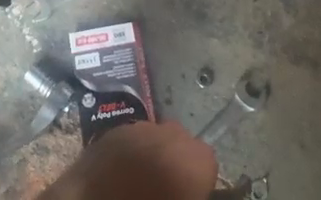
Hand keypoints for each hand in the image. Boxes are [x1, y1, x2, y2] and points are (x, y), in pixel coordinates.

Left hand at [36, 121, 214, 199]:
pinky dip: (131, 152)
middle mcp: (171, 134)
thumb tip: (186, 188)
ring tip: (140, 182)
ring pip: (156, 138)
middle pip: (182, 144)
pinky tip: (120, 174)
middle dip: (176, 162)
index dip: (198, 182)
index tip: (187, 194)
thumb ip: (190, 192)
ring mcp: (140, 128)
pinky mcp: (113, 130)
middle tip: (164, 189)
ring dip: (153, 154)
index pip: (208, 164)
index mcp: (195, 159)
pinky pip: (131, 139)